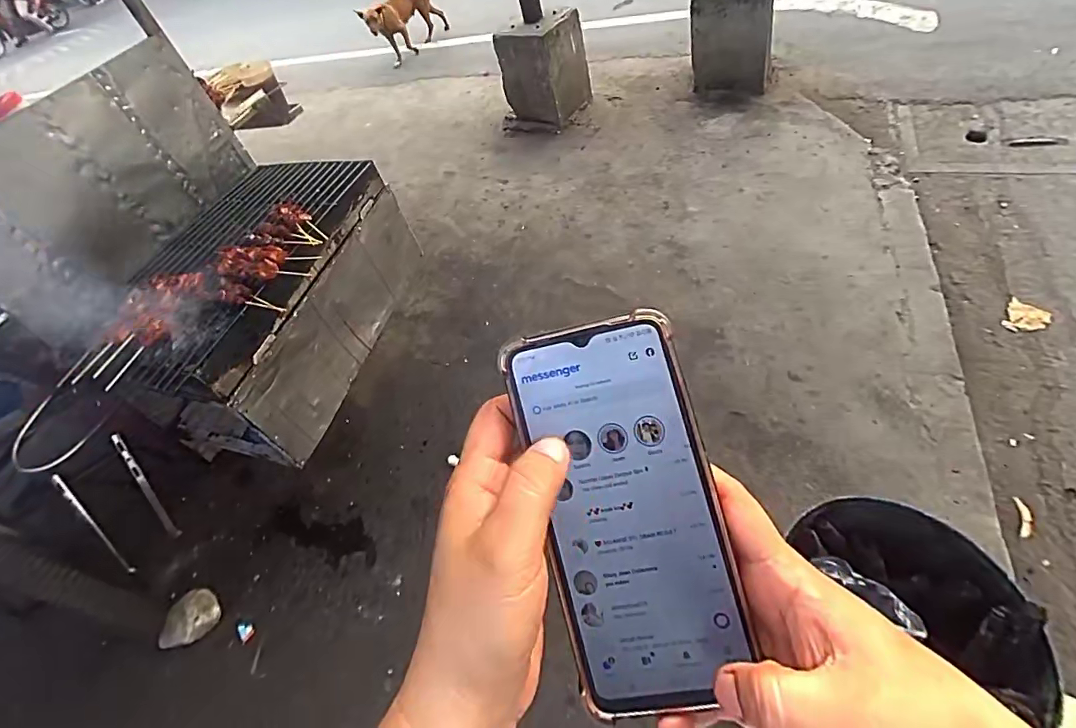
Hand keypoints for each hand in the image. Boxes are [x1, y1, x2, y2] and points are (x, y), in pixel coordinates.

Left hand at [383, 396, 570, 727]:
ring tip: (605, 448)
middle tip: (597, 412)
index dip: (527, 391)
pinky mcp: (532, 548)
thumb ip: (529, 490)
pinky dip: (577, 495)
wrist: (474, 695)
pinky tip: (601, 495)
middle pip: (527, 439)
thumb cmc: (469, 632)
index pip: (497, 415)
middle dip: (558, 423)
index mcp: (475, 487)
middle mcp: (493, 499)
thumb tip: (555, 442)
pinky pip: (557, 505)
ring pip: (545, 472)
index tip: (562, 379)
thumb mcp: (503, 548)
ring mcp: (513, 524)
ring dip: (570, 461)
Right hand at [660, 468, 1024, 727]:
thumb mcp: (846, 699)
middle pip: (718, 568)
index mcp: (797, 585)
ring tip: (650, 650)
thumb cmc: (918, 701)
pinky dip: (704, 696)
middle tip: (638, 554)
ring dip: (686, 636)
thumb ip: (779, 694)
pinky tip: (682, 713)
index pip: (742, 517)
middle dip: (680, 558)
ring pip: (718, 627)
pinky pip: (731, 682)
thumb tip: (722, 685)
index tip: (676, 464)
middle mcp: (783, 604)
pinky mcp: (784, 680)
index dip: (709, 484)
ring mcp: (780, 642)